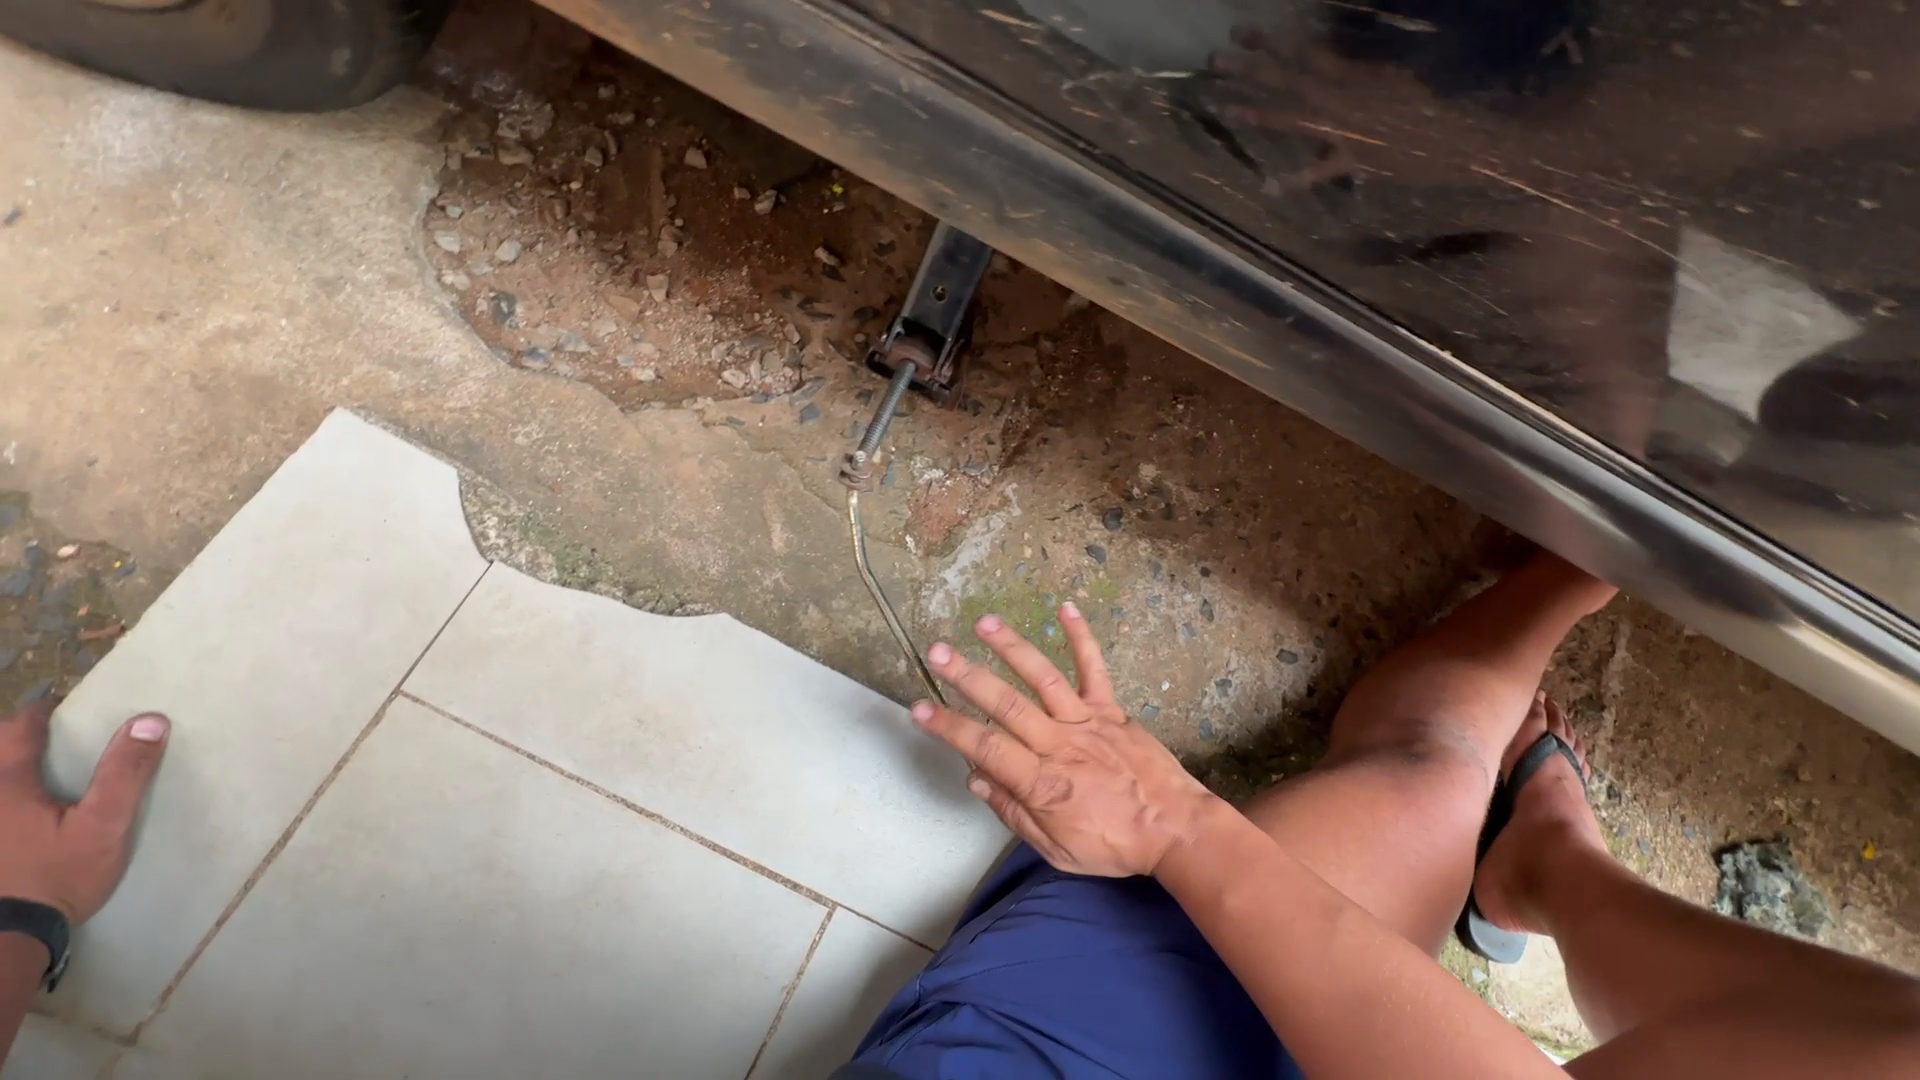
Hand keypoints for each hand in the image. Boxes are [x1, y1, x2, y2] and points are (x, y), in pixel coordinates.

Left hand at [0, 702, 169, 923]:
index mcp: (8, 788)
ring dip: (5, 768)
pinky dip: (7, 794)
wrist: (7, 937)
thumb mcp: (104, 823)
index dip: (37, 713)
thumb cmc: (57, 874)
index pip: (17, 734)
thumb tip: (149, 719)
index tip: (55, 700)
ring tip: (26, 766)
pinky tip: (22, 811)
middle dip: (10, 738)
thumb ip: (125, 771)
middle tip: (37, 730)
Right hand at [911, 604, 1220, 877]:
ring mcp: (1087, 722)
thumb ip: (1014, 812)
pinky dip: (1082, 638)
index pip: (985, 748)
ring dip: (1014, 648)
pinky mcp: (1111, 710)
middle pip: (1007, 706)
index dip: (949, 728)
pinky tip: (1066, 608)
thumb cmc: (1114, 844)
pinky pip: (1095, 670)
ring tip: (985, 622)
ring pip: (1044, 679)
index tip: (919, 708)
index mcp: (1043, 782)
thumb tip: (975, 777)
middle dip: (969, 678)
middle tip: (938, 652)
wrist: (1176, 829)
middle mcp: (1060, 745)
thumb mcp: (1057, 849)